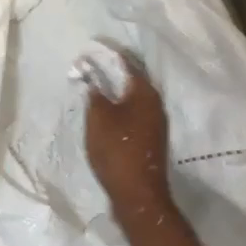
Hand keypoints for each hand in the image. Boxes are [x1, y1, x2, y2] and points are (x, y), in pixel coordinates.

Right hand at [80, 45, 171, 219]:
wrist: (138, 195)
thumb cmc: (117, 151)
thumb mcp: (98, 119)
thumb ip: (95, 94)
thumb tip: (92, 76)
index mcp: (145, 93)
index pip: (126, 63)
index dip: (107, 55)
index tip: (89, 50)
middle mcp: (155, 103)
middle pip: (132, 79)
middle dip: (111, 71)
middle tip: (89, 66)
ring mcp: (155, 122)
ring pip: (133, 97)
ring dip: (115, 90)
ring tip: (94, 86)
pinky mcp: (150, 138)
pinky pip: (133, 112)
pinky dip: (119, 107)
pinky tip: (105, 111)